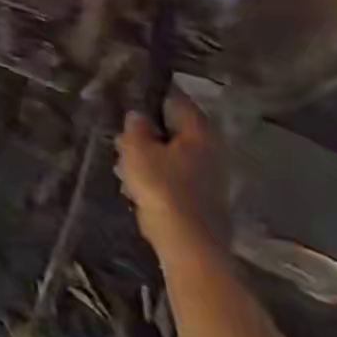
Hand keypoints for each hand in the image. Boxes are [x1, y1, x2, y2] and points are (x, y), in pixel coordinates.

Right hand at [115, 90, 228, 257]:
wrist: (189, 245)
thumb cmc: (162, 188)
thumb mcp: (137, 150)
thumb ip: (136, 128)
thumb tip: (139, 116)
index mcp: (200, 133)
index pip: (179, 100)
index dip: (155, 94)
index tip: (133, 91)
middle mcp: (213, 152)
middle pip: (178, 130)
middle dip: (151, 130)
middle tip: (123, 132)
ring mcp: (212, 179)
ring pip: (176, 155)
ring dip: (153, 155)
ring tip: (124, 161)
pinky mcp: (205, 202)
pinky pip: (177, 177)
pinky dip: (159, 175)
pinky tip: (138, 184)